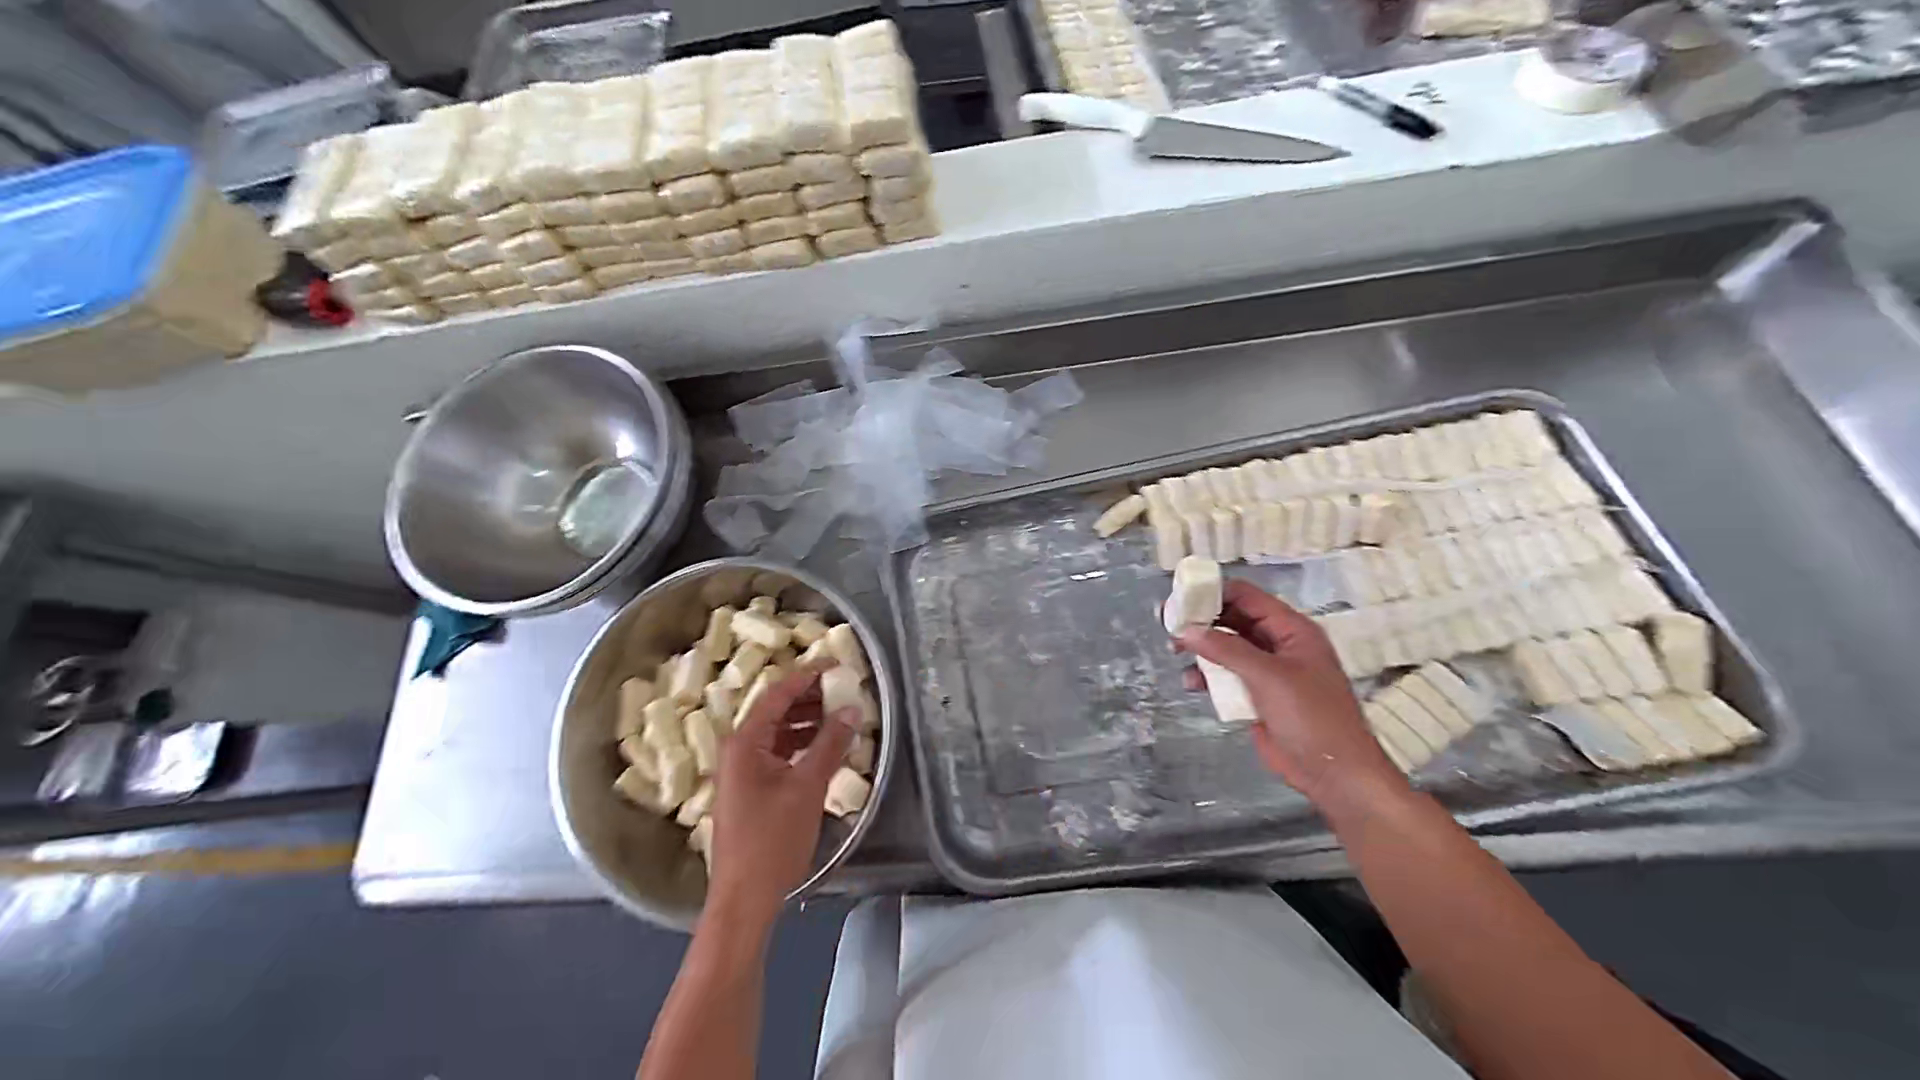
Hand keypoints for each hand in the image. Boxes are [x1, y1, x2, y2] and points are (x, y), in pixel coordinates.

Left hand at [707, 665, 855, 925]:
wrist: (744, 899)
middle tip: (842, 687)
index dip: (807, 675)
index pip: (777, 693)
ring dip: (807, 721)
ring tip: (840, 715)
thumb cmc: (773, 840)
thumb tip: (852, 710)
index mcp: (744, 742)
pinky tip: (825, 747)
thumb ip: (830, 744)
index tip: (834, 662)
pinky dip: (801, 745)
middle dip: (809, 697)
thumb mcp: (807, 787)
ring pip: (777, 732)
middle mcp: (737, 750)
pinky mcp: (751, 790)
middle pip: (775, 710)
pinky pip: (777, 753)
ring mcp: (742, 772)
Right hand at [1177, 581, 1407, 810]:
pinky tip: (1191, 683)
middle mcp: (1279, 644)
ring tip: (1174, 651)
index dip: (1214, 593)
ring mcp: (1268, 671)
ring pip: (1226, 648)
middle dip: (1202, 620)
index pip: (1247, 597)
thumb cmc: (1311, 717)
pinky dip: (1207, 676)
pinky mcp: (1257, 696)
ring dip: (1201, 648)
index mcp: (1292, 630)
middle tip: (1168, 623)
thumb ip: (1226, 650)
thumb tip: (1187, 630)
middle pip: (1233, 620)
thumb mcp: (1269, 676)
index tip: (1180, 598)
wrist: (1334, 774)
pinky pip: (1226, 676)